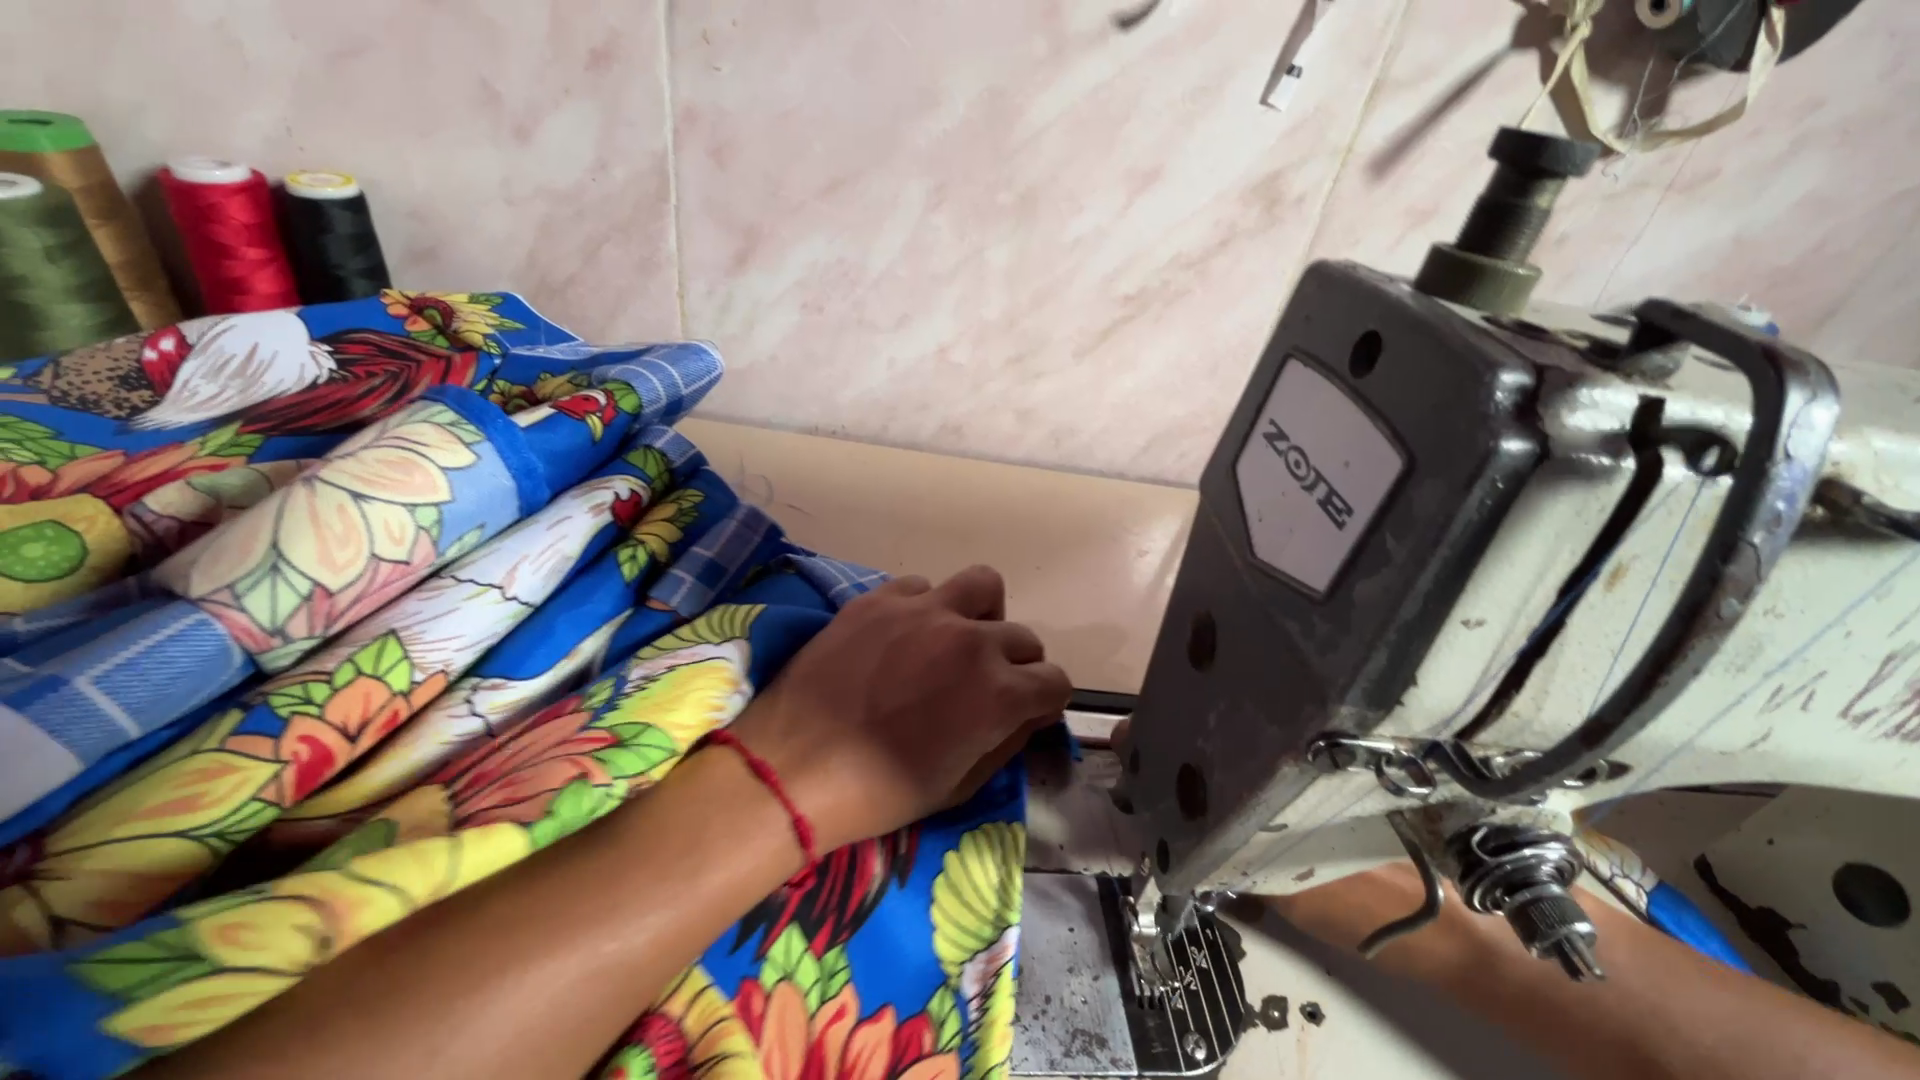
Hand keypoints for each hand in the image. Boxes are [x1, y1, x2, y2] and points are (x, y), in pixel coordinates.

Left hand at [725, 565, 1071, 851]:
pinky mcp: (879, 600)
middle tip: (986, 687)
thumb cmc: (881, 793)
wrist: (793, 769)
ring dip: (981, 615)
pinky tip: (903, 636)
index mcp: (1000, 693)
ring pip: (982, 586)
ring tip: (955, 642)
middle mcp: (972, 640)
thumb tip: (1029, 715)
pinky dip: (925, 608)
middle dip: (1017, 665)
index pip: (1055, 682)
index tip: (1025, 714)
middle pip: (1024, 637)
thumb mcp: (960, 785)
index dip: (1044, 703)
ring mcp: (924, 611)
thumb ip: (1006, 741)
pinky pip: (921, 586)